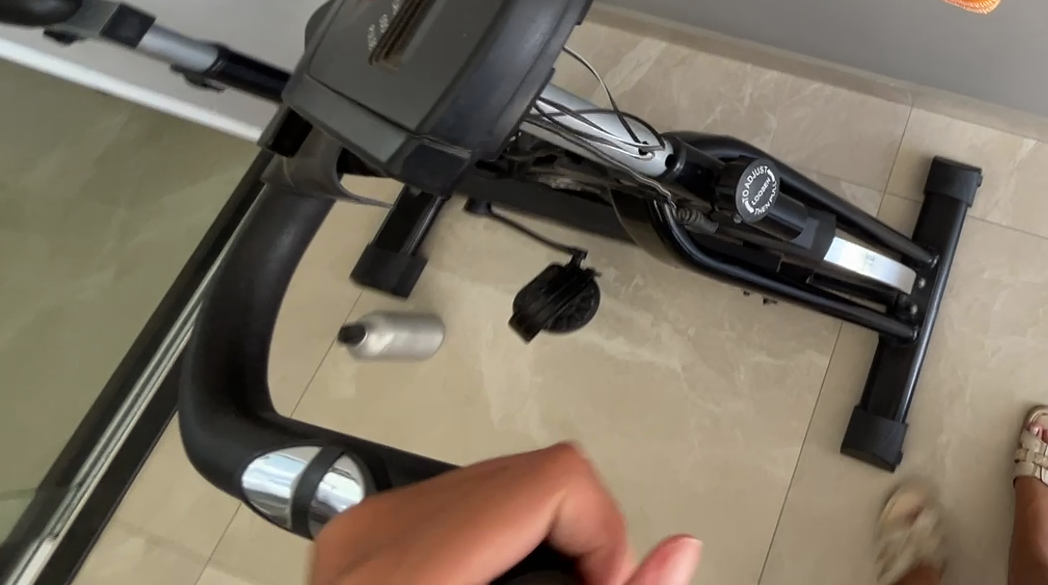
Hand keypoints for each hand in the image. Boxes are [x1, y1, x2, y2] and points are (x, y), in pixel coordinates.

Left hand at [310, 444, 700, 584]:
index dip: (603, 532)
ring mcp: (363, 531)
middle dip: (580, 538)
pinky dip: (507, 535)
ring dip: (546, 535)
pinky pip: (472, 497)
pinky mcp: (363, 534)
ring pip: (510, 480)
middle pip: (541, 474)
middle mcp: (375, 537)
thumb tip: (684, 547)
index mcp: (406, 577)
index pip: (555, 479)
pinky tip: (503, 581)